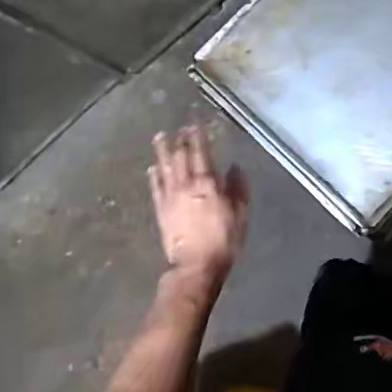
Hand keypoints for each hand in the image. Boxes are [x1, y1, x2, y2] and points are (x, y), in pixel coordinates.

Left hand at [149, 126, 247, 277]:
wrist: (195, 265)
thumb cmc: (223, 240)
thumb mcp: (239, 214)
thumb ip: (237, 188)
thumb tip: (235, 167)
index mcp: (208, 185)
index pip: (202, 155)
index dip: (198, 139)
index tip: (194, 126)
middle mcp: (186, 185)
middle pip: (180, 157)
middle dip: (179, 141)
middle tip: (178, 128)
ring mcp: (171, 197)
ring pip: (165, 168)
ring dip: (162, 151)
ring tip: (160, 137)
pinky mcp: (161, 210)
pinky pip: (156, 188)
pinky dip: (154, 176)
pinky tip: (152, 168)